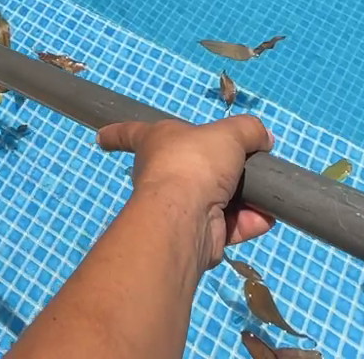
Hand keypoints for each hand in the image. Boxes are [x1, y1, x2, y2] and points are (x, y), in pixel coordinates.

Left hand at [97, 116, 275, 269]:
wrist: (187, 214)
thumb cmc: (195, 161)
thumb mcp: (228, 133)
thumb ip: (248, 130)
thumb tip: (262, 137)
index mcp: (155, 140)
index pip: (128, 132)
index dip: (116, 132)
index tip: (99, 136)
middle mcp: (162, 171)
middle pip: (188, 169)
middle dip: (216, 171)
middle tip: (241, 168)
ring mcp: (179, 204)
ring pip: (214, 198)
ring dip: (242, 198)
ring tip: (262, 192)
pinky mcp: (200, 233)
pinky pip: (228, 224)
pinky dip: (248, 221)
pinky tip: (264, 215)